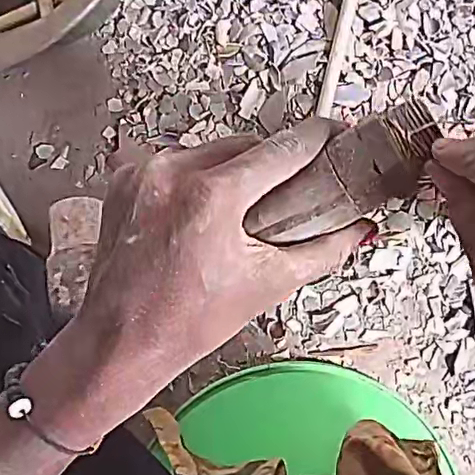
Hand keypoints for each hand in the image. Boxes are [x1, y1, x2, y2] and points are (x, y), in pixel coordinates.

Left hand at [27, 121, 372, 441]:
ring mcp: (143, 174)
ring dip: (234, 169)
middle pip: (246, 144)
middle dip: (274, 163)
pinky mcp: (126, 180)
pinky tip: (204, 210)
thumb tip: (353, 231)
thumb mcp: (266, 285)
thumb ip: (321, 250)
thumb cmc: (180, 324)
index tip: (332, 133)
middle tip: (290, 188)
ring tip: (242, 209)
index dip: (316, 138)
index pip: (282, 148)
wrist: (122, 340)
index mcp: (210, 197)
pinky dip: (198, 177)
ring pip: (211, 149)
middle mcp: (171, 174)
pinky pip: (177, 162)